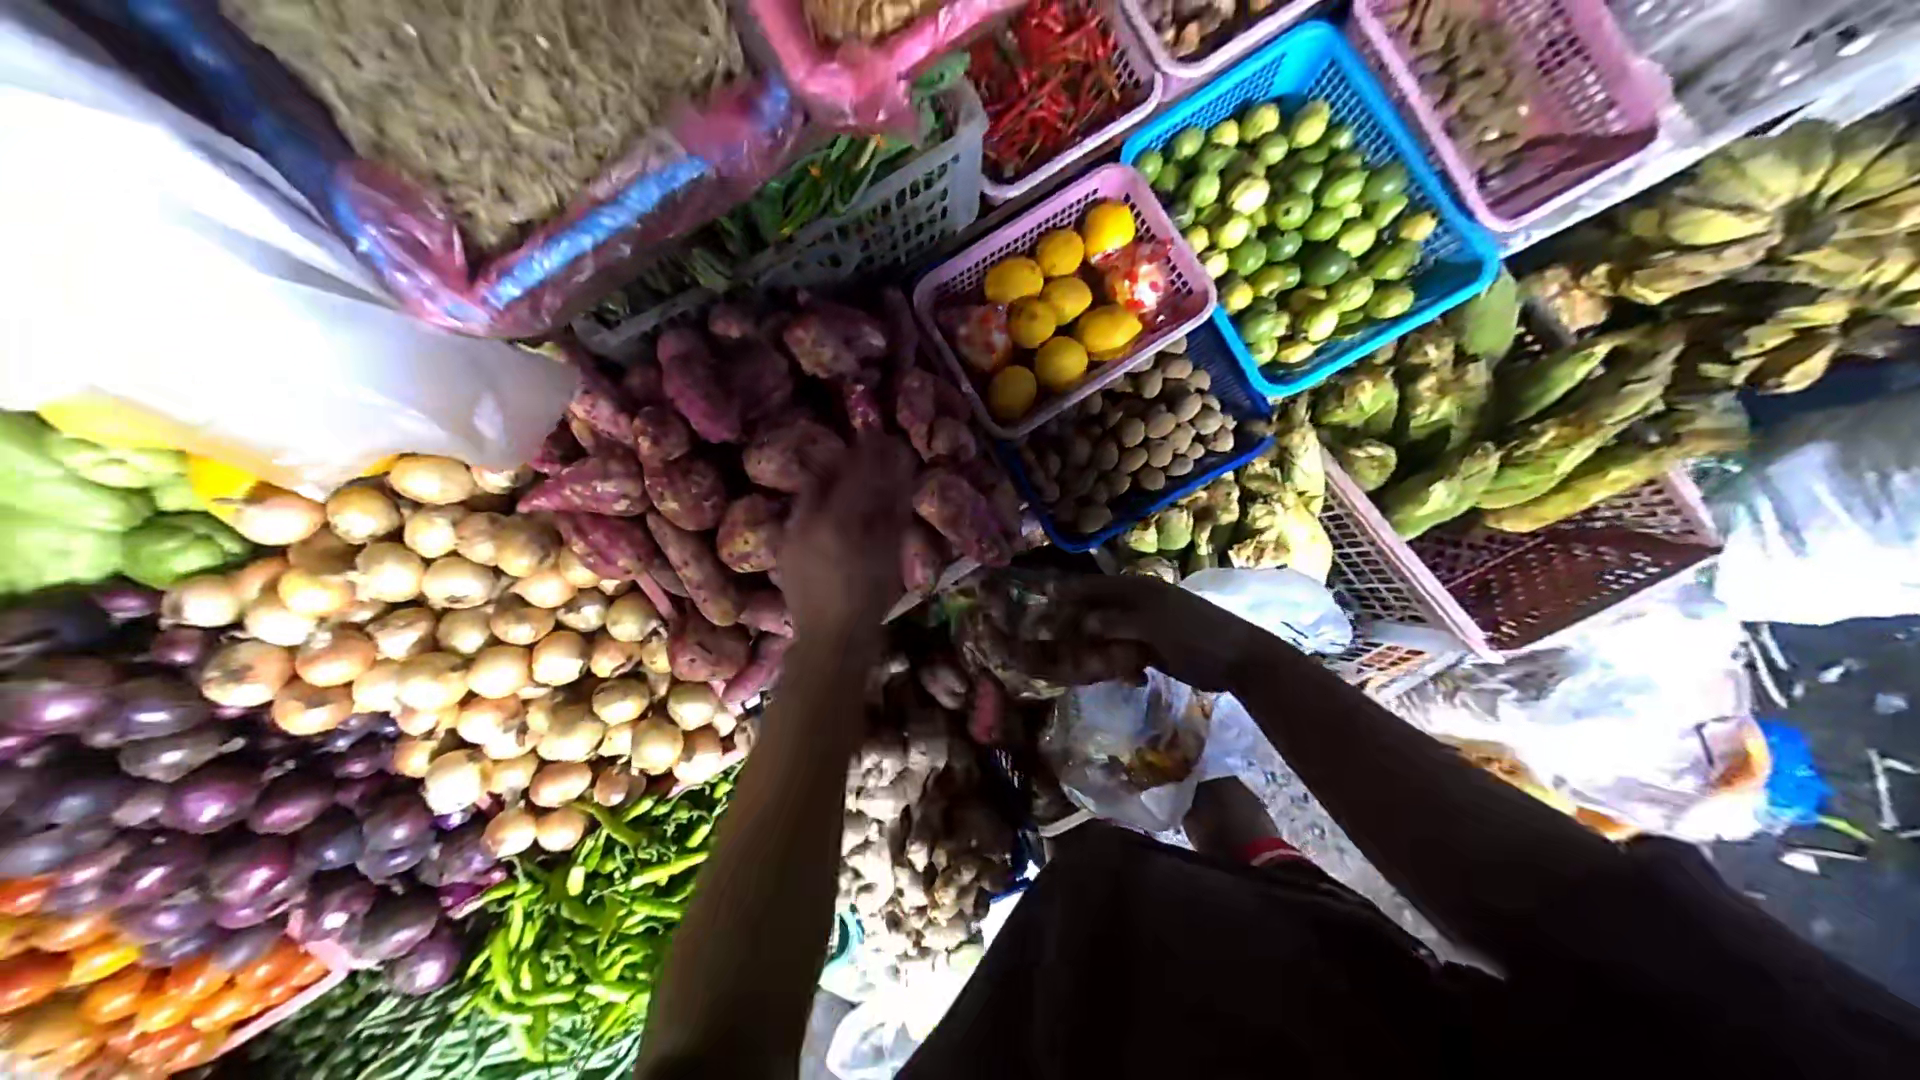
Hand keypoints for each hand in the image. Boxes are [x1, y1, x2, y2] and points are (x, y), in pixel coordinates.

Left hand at [778, 433, 915, 642]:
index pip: (859, 469)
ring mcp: (791, 532)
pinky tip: (836, 514)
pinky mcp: (784, 547)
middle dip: (849, 459)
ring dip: (833, 480)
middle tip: (869, 454)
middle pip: (828, 473)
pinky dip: (821, 503)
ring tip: (853, 482)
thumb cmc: (870, 599)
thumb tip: (901, 470)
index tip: (889, 440)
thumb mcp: (889, 553)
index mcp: (839, 519)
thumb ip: (893, 508)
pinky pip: (803, 512)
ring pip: (812, 492)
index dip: (876, 450)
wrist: (831, 640)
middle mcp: (808, 518)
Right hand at [1027, 573, 1265, 691]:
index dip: (1068, 593)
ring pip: (1109, 636)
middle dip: (1079, 628)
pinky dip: (1121, 665)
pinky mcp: (1153, 650)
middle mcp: (1137, 604)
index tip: (1042, 604)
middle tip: (1058, 645)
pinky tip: (1128, 678)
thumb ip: (1116, 622)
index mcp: (1138, 589)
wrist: (1239, 660)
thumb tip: (1083, 623)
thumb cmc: (1197, 634)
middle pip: (1097, 612)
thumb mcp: (1154, 625)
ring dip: (1099, 651)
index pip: (1093, 586)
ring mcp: (1146, 627)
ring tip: (1089, 668)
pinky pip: (1125, 654)